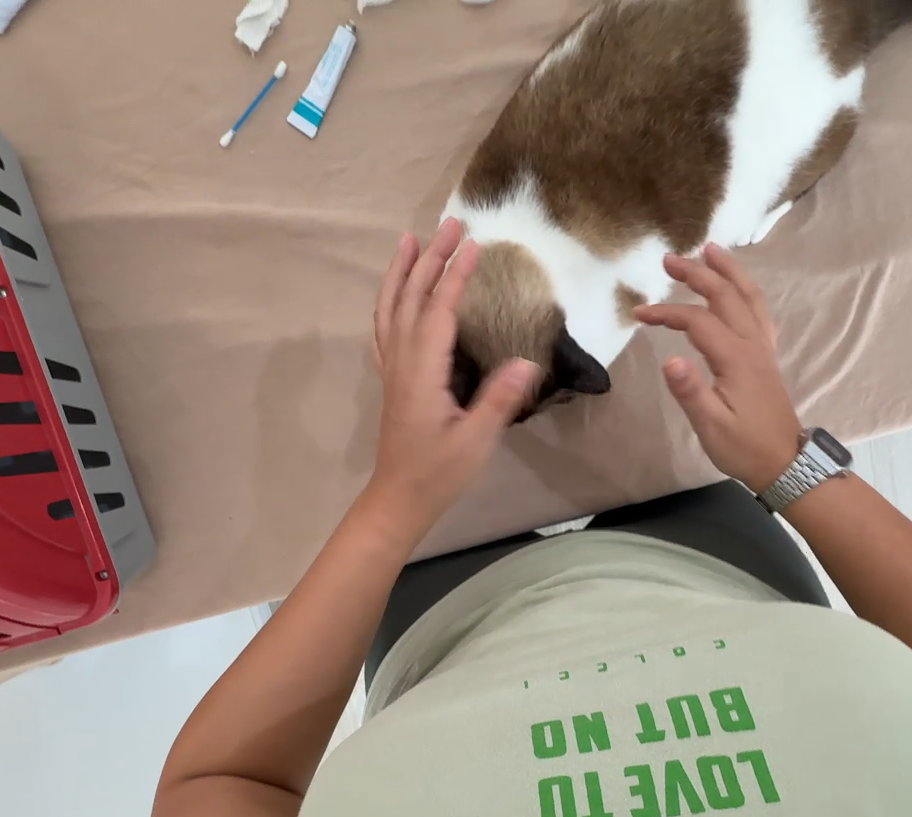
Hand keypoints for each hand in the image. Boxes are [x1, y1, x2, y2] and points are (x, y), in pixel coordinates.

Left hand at [363, 220, 540, 539]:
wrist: (399, 498)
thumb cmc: (439, 472)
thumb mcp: (475, 441)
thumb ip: (498, 400)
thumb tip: (527, 361)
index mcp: (422, 374)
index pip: (438, 312)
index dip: (455, 276)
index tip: (475, 244)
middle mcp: (401, 363)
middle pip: (411, 299)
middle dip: (430, 259)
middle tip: (451, 224)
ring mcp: (392, 371)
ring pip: (390, 310)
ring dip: (400, 272)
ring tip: (410, 240)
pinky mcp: (391, 381)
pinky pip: (384, 330)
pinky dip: (389, 302)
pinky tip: (395, 293)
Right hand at [634, 244, 802, 492]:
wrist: (783, 462)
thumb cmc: (743, 447)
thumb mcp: (711, 425)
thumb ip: (690, 392)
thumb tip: (668, 360)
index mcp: (736, 359)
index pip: (697, 322)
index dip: (667, 313)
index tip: (638, 313)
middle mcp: (753, 345)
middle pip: (726, 296)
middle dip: (697, 274)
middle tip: (670, 259)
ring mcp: (763, 349)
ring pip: (748, 298)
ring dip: (728, 272)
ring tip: (711, 251)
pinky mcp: (766, 358)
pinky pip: (757, 312)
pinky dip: (744, 291)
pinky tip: (735, 289)